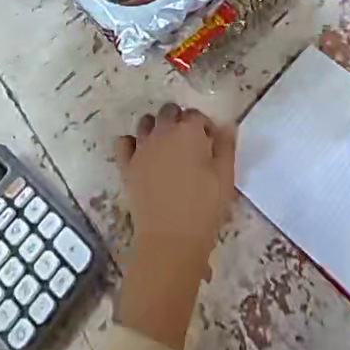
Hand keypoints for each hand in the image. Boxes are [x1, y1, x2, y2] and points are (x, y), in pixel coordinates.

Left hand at [115, 103, 236, 273]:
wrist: (171, 236)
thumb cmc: (205, 206)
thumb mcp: (225, 176)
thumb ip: (226, 146)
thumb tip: (225, 125)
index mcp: (188, 132)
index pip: (195, 115)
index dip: (204, 126)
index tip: (211, 142)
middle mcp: (162, 133)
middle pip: (169, 112)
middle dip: (179, 120)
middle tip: (190, 143)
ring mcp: (141, 148)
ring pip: (146, 123)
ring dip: (157, 127)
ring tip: (167, 147)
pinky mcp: (127, 165)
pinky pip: (123, 142)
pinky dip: (131, 143)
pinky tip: (142, 154)